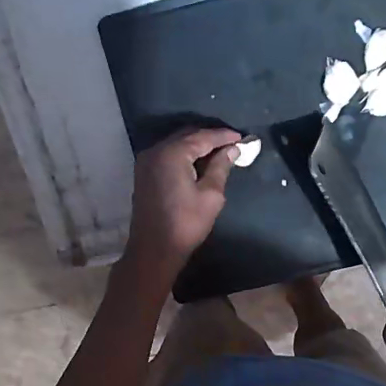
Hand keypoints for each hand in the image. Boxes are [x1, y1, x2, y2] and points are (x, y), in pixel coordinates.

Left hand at [123, 128, 243, 281]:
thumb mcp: (210, 195)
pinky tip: (198, 162)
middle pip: (187, 136)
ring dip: (196, 145)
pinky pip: (167, 155)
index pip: (202, 137)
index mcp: (172, 154)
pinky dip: (184, 154)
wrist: (154, 250)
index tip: (242, 137)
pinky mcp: (144, 173)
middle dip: (210, 138)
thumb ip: (220, 167)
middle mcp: (155, 151)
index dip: (223, 136)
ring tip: (219, 152)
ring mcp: (146, 161)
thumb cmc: (186, 224)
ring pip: (176, 144)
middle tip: (232, 144)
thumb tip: (232, 150)